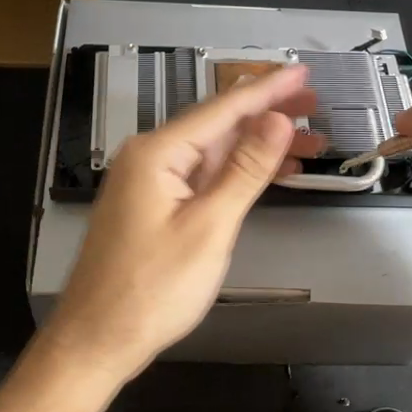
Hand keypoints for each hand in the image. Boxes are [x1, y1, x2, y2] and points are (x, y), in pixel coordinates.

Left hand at [40, 65, 324, 383]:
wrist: (97, 340)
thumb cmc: (151, 290)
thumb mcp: (209, 228)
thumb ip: (245, 170)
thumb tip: (277, 120)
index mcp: (157, 152)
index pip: (223, 108)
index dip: (268, 89)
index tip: (303, 71)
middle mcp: (150, 156)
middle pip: (218, 123)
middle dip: (268, 112)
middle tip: (314, 103)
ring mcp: (150, 181)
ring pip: (213, 150)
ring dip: (258, 144)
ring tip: (308, 140)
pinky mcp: (154, 204)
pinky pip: (202, 174)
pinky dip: (237, 171)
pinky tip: (269, 173)